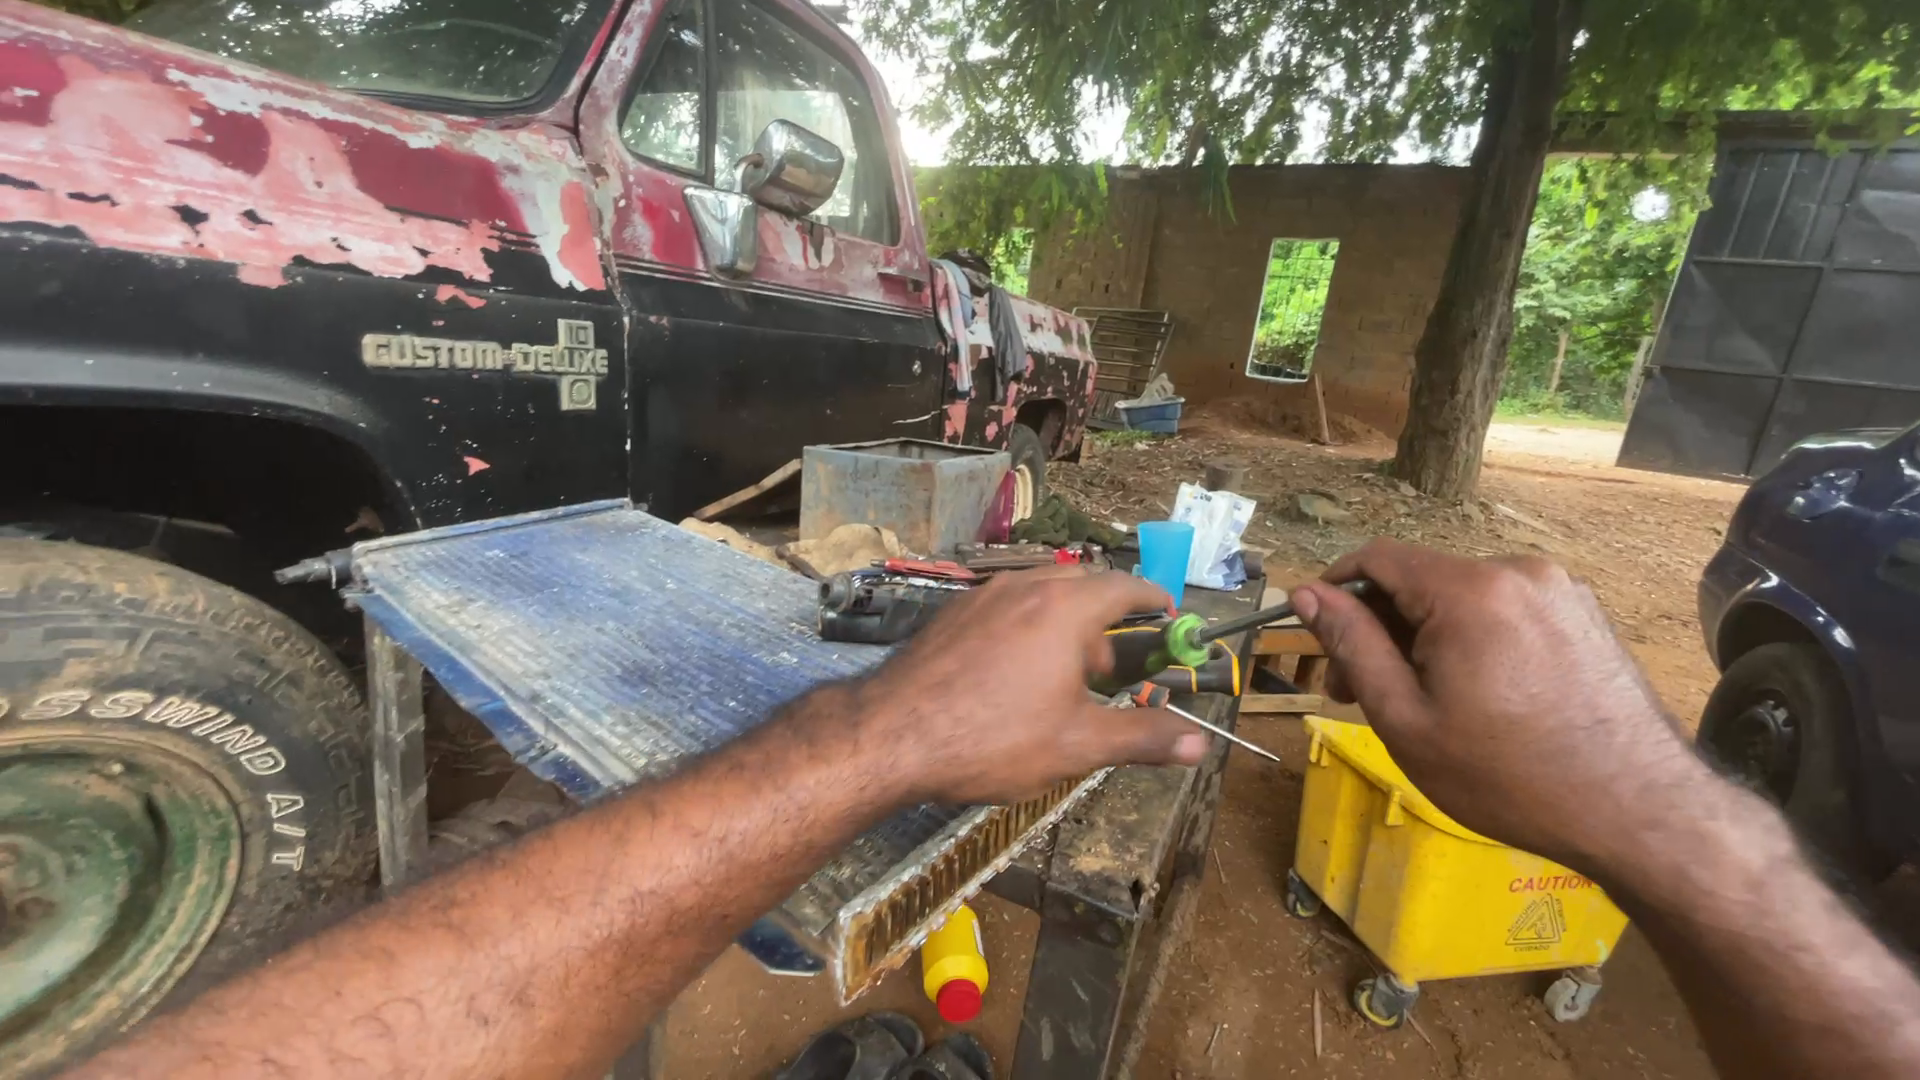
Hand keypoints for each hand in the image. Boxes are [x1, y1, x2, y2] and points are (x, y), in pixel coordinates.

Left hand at [856, 566, 1207, 804]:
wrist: (891, 734)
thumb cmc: (994, 737)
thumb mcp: (1078, 744)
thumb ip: (1142, 737)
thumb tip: (1198, 742)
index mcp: (1063, 607)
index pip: (1124, 586)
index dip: (1153, 597)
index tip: (1168, 612)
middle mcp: (1024, 587)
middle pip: (1081, 585)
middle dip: (1106, 619)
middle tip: (1111, 667)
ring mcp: (981, 596)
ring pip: (1039, 594)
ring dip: (1064, 625)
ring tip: (1062, 678)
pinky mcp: (951, 613)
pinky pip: (1005, 607)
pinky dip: (1027, 626)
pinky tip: (1012, 674)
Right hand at [1290, 538, 1711, 870]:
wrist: (1646, 818)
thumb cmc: (1506, 775)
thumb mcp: (1403, 715)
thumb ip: (1350, 644)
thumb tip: (1305, 593)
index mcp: (1469, 589)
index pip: (1375, 558)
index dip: (1333, 589)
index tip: (1316, 636)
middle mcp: (1516, 571)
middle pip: (1416, 580)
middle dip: (1375, 628)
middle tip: (1354, 690)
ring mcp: (1557, 590)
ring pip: (1454, 597)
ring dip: (1418, 637)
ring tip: (1413, 699)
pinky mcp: (1580, 614)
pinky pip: (1497, 610)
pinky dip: (1463, 639)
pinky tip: (1466, 692)